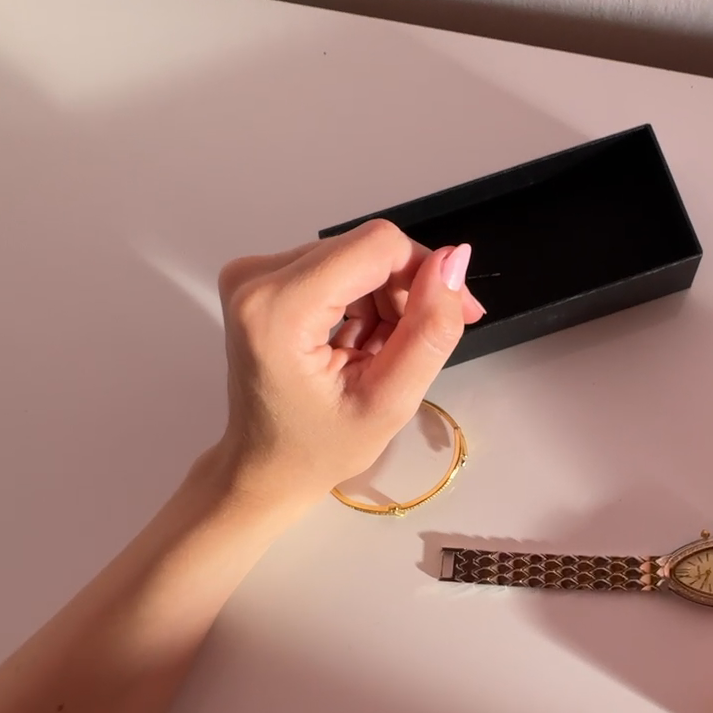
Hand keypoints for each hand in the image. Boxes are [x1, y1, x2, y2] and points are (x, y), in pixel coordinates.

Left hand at [209, 220, 484, 510]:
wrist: (265, 465)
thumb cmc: (321, 447)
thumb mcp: (391, 402)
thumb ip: (429, 331)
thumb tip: (456, 262)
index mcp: (278, 308)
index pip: (377, 246)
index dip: (428, 271)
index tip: (458, 313)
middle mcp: (256, 276)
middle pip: (366, 249)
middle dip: (407, 292)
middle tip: (419, 347)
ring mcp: (254, 273)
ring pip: (356, 256)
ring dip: (387, 300)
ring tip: (384, 354)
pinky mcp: (261, 278)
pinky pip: (337, 266)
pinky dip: (364, 300)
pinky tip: (363, 343)